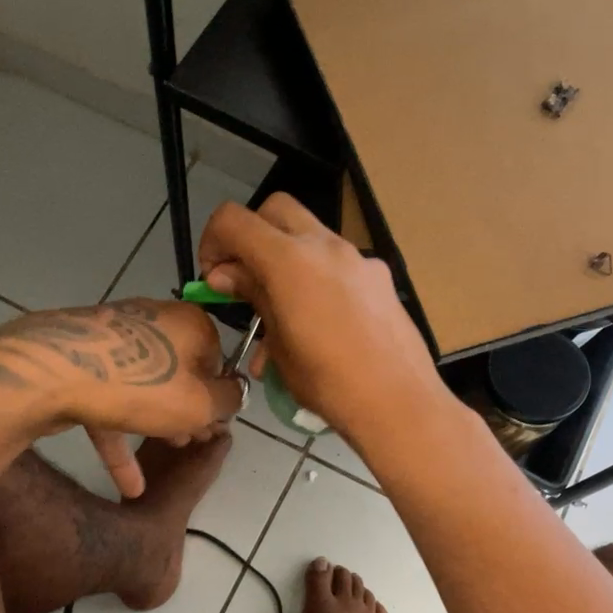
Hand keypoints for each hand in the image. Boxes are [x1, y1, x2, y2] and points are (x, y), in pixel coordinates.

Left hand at [0, 299, 240, 496]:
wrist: (50, 372)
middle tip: (190, 443)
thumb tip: (237, 394)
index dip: (218, 397)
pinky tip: (128, 485)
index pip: (217, 359)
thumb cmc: (142, 385)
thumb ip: (228, 401)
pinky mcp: (80, 363)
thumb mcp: (200, 403)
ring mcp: (112, 340)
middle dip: (186, 411)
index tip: (213, 426)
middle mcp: (153, 321)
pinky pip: (109, 402)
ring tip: (165, 456)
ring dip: (156, 424)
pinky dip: (120, 437)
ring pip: (143, 387)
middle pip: (178, 371)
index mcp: (190, 322)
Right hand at [198, 194, 445, 439]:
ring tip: (282, 315)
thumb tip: (225, 274)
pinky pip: (339, 264)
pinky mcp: (380, 277)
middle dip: (252, 236)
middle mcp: (325, 245)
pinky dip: (318, 279)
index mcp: (289, 260)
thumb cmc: (328, 382)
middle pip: (275, 211)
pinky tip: (321, 324)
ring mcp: (358, 258)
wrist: (398, 401)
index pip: (234, 220)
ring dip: (287, 260)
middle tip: (245, 278)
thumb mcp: (279, 344)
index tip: (214, 277)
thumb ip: (253, 297)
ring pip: (311, 237)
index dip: (213, 241)